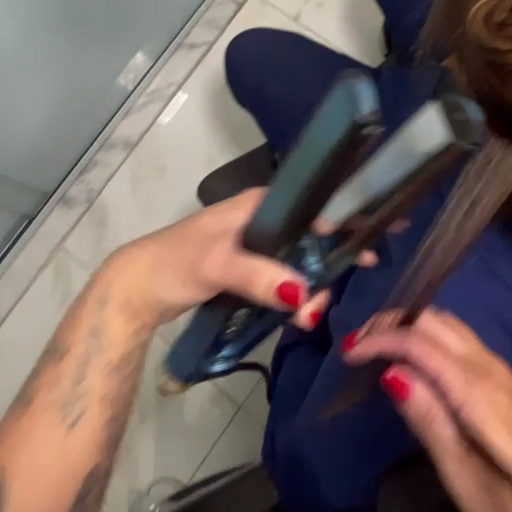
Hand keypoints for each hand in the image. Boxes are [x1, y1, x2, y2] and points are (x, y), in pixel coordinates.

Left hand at [105, 188, 343, 331]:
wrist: (136, 290)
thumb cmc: (177, 262)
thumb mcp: (218, 264)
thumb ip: (260, 276)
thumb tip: (307, 296)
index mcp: (259, 203)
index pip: (313, 205)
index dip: (346, 219)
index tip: (375, 241)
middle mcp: (262, 220)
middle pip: (311, 233)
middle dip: (335, 256)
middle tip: (356, 280)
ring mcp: (255, 246)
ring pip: (299, 258)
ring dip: (316, 279)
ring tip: (324, 306)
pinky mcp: (249, 271)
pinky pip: (284, 276)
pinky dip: (298, 290)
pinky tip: (307, 308)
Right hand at [344, 310, 511, 511]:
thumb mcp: (465, 474)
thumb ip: (428, 420)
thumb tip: (391, 372)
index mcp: (475, 387)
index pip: (418, 340)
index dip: (379, 339)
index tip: (346, 354)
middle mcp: (488, 363)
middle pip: (432, 318)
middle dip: (390, 322)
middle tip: (355, 345)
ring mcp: (498, 365)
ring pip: (446, 321)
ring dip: (408, 323)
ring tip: (376, 345)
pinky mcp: (502, 375)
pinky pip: (456, 334)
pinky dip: (426, 333)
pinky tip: (413, 355)